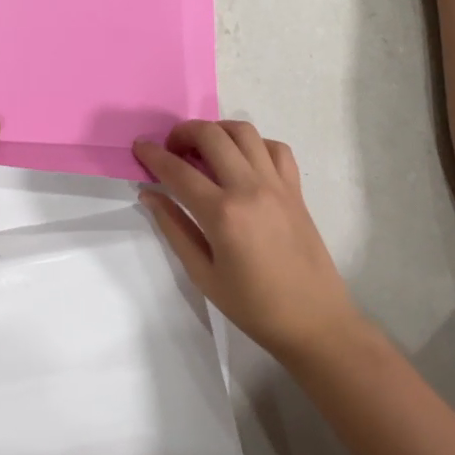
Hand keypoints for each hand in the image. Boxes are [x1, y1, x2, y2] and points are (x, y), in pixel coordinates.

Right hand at [135, 121, 360, 358]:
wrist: (315, 323)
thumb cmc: (254, 306)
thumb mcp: (203, 274)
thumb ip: (174, 228)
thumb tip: (149, 194)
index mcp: (223, 214)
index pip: (178, 170)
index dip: (153, 155)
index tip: (139, 147)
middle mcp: (250, 189)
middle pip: (211, 136)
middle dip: (182, 133)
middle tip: (171, 149)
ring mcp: (277, 185)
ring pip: (244, 132)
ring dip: (217, 131)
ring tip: (204, 149)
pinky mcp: (296, 190)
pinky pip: (275, 148)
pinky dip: (254, 144)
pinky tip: (242, 162)